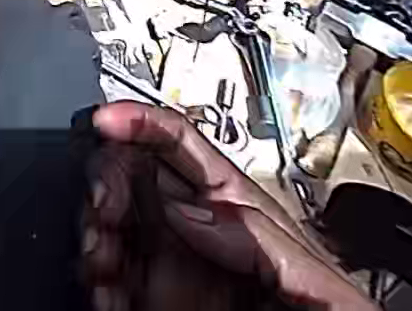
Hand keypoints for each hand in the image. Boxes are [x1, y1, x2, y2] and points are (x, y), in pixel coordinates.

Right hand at [80, 102, 374, 310]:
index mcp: (231, 204)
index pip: (176, 139)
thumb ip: (261, 236)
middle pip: (128, 169)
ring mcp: (169, 261)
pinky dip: (95, 278)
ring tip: (100, 258)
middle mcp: (191, 225)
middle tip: (102, 205)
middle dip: (104, 176)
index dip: (137, 119)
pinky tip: (106, 291)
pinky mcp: (152, 298)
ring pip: (107, 218)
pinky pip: (107, 275)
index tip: (106, 120)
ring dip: (92, 228)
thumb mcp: (319, 282)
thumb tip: (191, 210)